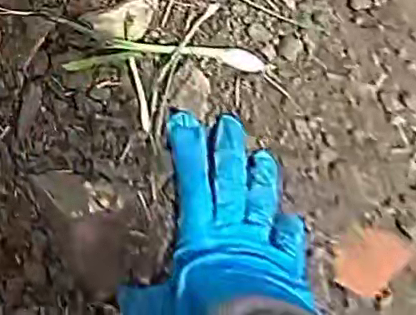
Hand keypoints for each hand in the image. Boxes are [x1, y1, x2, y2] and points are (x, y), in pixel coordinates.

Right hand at [119, 112, 314, 314]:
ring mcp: (261, 247)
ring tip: (263, 157)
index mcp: (199, 228)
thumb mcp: (165, 302)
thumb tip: (123, 295)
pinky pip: (289, 245)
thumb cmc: (206, 310)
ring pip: (260, 204)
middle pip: (229, 180)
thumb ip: (146, 293)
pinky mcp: (288, 270)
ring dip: (261, 181)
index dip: (188, 147)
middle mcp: (231, 229)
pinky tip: (292, 218)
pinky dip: (290, 230)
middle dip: (227, 150)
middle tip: (229, 123)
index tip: (184, 119)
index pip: (192, 177)